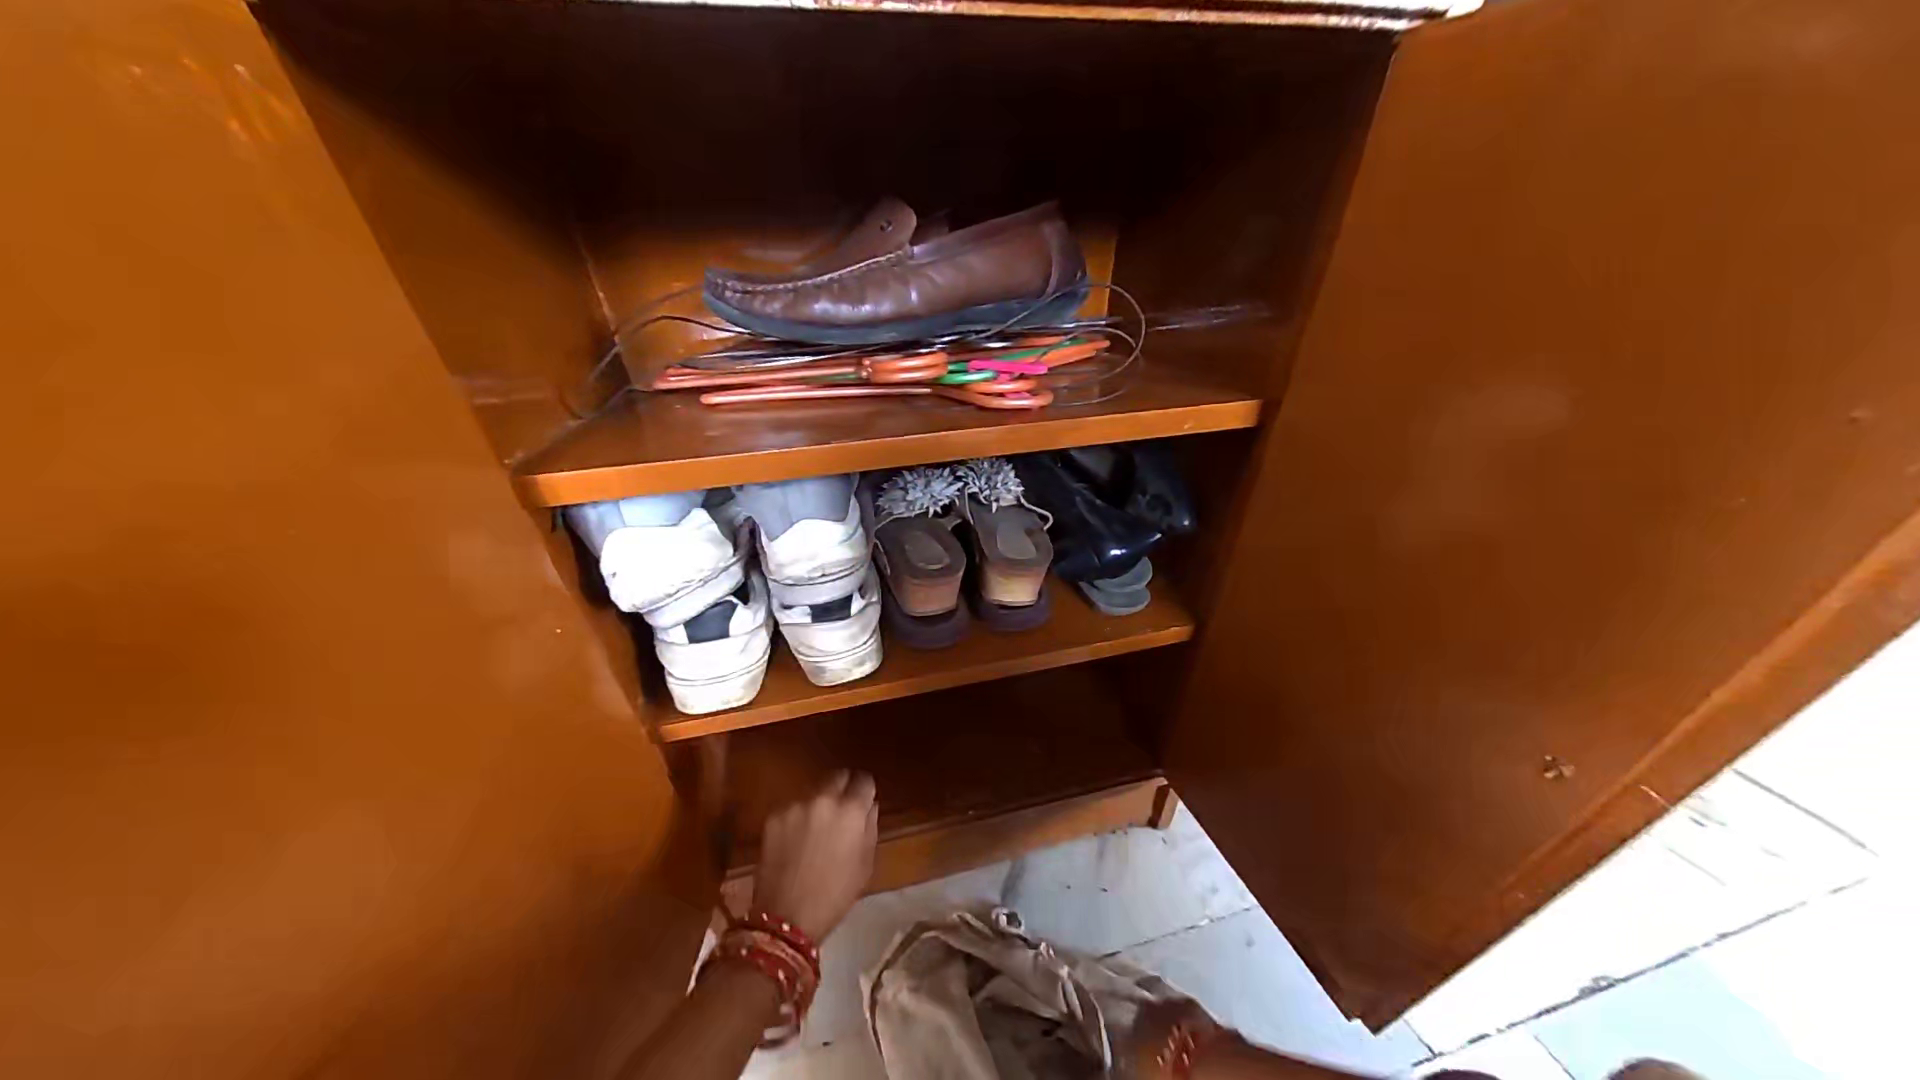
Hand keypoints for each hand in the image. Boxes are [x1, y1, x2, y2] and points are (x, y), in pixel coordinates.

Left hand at [751, 770, 877, 941]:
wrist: (786, 918)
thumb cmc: (835, 896)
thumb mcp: (865, 865)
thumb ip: (870, 828)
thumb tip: (869, 806)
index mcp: (851, 811)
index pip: (864, 781)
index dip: (865, 790)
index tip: (864, 800)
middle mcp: (823, 799)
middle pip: (838, 777)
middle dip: (843, 788)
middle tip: (841, 809)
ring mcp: (795, 806)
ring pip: (813, 792)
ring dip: (818, 803)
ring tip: (816, 828)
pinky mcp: (774, 817)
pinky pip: (792, 808)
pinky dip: (797, 817)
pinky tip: (795, 840)